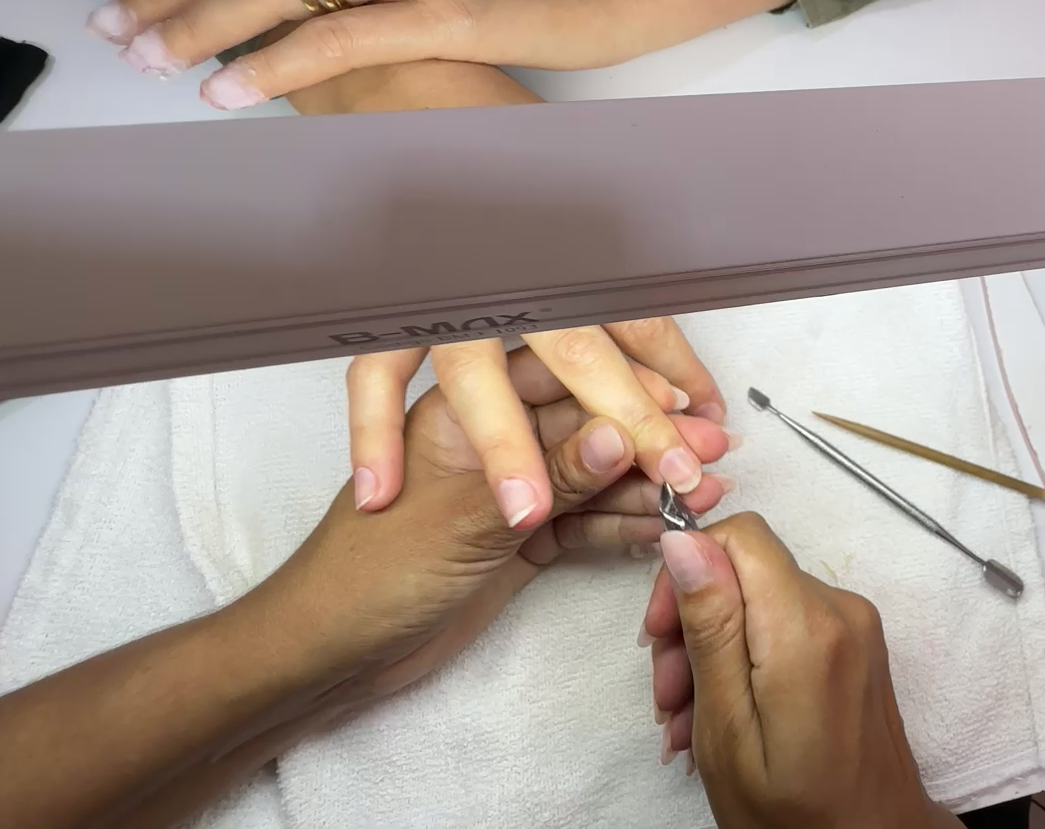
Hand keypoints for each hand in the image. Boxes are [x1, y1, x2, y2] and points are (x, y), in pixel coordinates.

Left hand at [258, 346, 734, 702]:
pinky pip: (592, 518)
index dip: (629, 393)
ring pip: (601, 475)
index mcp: (470, 408)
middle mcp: (504, 438)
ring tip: (710, 492)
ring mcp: (524, 484)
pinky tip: (671, 524)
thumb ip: (552, 476)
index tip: (686, 411)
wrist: (331, 661)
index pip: (564, 383)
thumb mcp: (466, 521)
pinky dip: (630, 523)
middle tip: (714, 452)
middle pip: (595, 429)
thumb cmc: (372, 574)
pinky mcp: (536, 529)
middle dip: (657, 443)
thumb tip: (627, 434)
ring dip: (653, 486)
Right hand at [639, 514, 959, 828]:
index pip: (742, 534)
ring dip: (714, 648)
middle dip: (694, 623)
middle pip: (746, 570)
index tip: (659, 635)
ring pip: (761, 597)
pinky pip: (788, 620)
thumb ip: (711, 627)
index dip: (690, 567)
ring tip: (686, 722)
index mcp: (809, 626)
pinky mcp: (857, 637)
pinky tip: (724, 713)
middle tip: (667, 700)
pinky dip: (749, 655)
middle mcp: (841, 605)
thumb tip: (684, 538)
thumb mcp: (729, 731)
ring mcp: (855, 620)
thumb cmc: (792, 814)